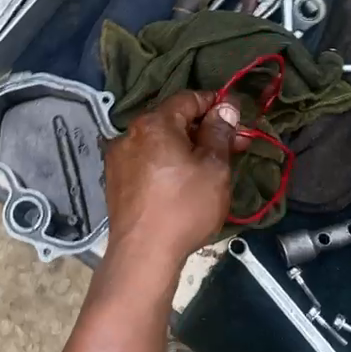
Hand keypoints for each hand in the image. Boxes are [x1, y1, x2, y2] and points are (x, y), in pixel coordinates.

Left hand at [101, 91, 248, 272]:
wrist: (143, 252)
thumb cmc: (184, 206)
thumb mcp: (213, 167)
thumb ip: (219, 133)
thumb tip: (225, 107)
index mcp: (154, 123)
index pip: (187, 98)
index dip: (214, 103)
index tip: (235, 115)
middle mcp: (130, 133)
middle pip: (171, 120)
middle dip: (203, 129)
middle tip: (232, 144)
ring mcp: (119, 157)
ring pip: (158, 142)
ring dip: (184, 147)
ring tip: (209, 165)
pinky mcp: (115, 180)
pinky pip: (146, 160)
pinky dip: (166, 162)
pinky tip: (181, 180)